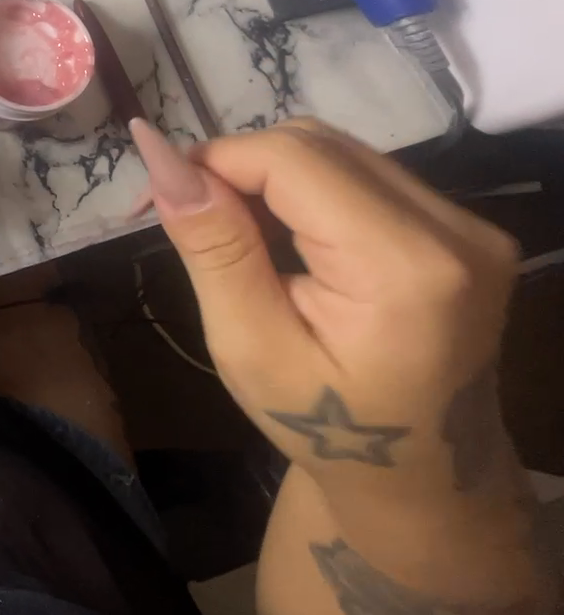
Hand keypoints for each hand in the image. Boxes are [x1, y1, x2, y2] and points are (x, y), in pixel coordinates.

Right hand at [129, 118, 520, 500]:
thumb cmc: (318, 418)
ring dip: (257, 173)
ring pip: (327, 149)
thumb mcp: (246, 341)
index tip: (153, 204)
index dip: (208, 161)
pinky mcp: (453, 227)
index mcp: (403, 265)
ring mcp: (462, 225)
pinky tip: (271, 232)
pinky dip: (290, 185)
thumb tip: (159, 158)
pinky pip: (351, 170)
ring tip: (225, 229)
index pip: (288, 158)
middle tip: (183, 218)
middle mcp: (452, 229)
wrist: (419, 470)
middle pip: (309, 144)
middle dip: (229, 165)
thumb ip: (212, 244)